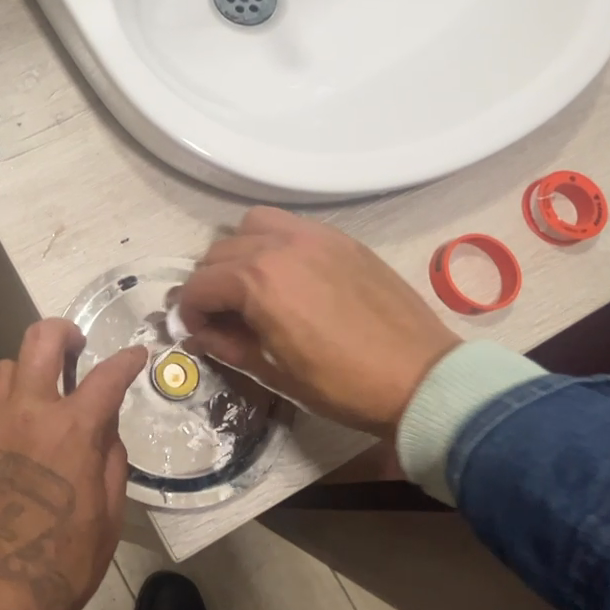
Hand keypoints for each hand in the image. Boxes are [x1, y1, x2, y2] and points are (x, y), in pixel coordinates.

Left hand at [0, 320, 145, 609]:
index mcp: (71, 430)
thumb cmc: (63, 562)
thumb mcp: (108, 513)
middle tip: (75, 348)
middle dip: (63, 332)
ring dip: (28, 372)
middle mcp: (27, 413)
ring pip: (5, 368)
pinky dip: (6, 411)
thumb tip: (104, 427)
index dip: (127, 360)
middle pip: (40, 340)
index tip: (135, 356)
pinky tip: (14, 440)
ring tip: (40, 396)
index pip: (107, 375)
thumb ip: (110, 458)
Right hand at [175, 207, 459, 436]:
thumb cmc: (341, 385)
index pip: (198, 285)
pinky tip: (290, 274)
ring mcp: (314, 237)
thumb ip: (227, 346)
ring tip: (254, 283)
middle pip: (218, 252)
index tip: (201, 334)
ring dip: (240, 252)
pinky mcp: (342, 239)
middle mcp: (280, 247)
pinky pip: (291, 225)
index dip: (190, 313)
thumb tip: (200, 335)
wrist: (419, 378)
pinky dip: (276, 242)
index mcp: (257, 282)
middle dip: (211, 284)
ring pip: (252, 225)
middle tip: (225, 315)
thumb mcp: (273, 372)